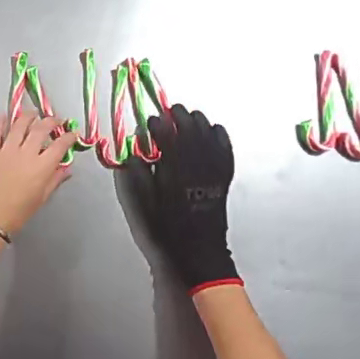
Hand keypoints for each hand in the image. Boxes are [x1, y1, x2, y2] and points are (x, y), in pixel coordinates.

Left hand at [0, 110, 75, 238]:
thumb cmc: (17, 213)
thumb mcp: (41, 198)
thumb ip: (54, 180)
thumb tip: (66, 169)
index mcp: (42, 167)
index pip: (60, 145)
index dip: (68, 137)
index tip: (72, 134)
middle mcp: (26, 154)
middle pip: (41, 129)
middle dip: (51, 122)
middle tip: (55, 120)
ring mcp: (7, 150)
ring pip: (20, 125)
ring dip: (28, 117)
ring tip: (33, 114)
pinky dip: (1, 122)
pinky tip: (5, 116)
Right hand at [123, 104, 236, 291]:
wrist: (199, 248)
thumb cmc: (168, 229)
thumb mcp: (146, 205)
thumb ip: (139, 177)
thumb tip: (134, 155)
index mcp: (174, 172)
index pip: (166, 137)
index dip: (158, 125)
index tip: (150, 122)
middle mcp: (196, 165)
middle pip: (189, 130)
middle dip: (179, 117)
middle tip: (170, 110)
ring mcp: (213, 169)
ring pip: (208, 135)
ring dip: (198, 122)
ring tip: (189, 116)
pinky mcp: (224, 176)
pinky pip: (225, 149)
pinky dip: (220, 136)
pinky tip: (215, 128)